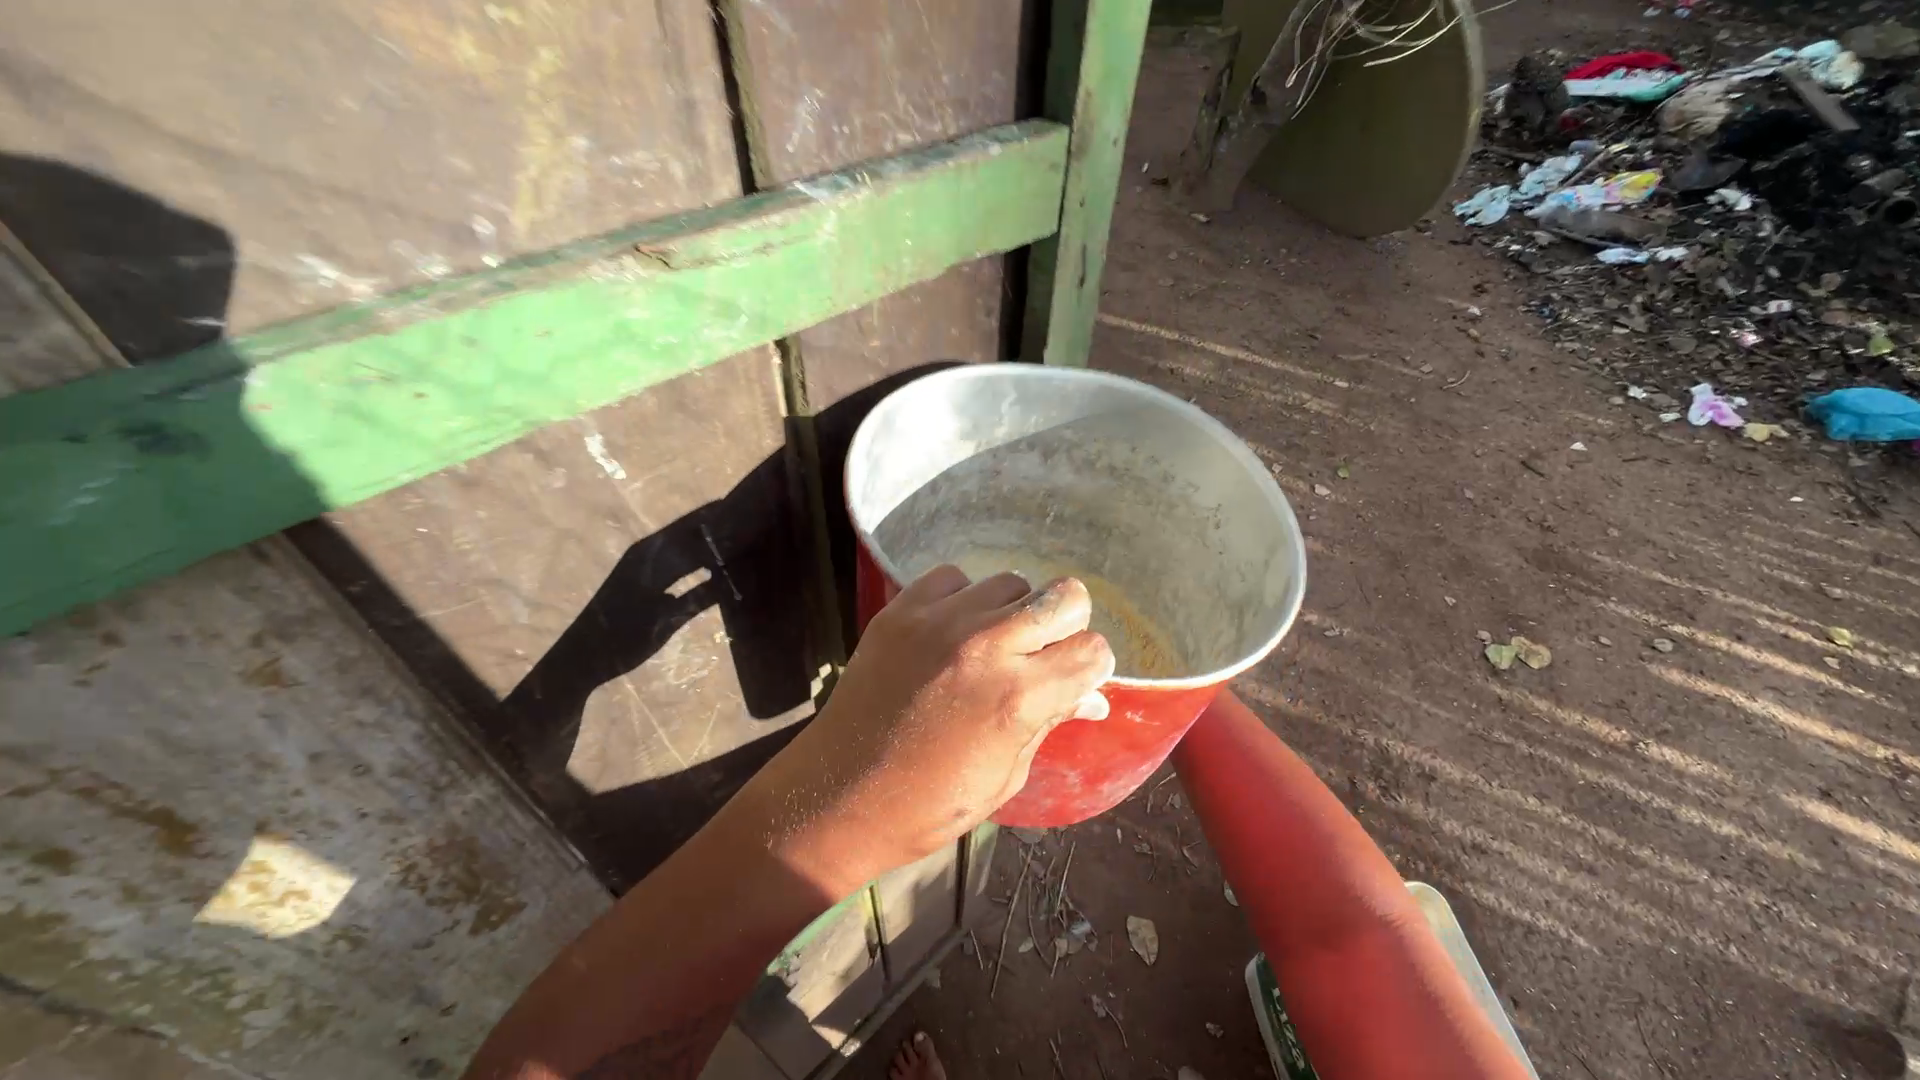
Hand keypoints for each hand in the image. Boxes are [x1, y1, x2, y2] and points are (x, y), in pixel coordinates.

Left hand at [751, 566, 1113, 891]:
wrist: (840, 794)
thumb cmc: (930, 803)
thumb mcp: (1006, 774)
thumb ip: (1049, 722)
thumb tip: (1091, 698)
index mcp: (1020, 696)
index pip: (1093, 650)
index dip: (1090, 668)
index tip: (1073, 680)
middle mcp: (986, 645)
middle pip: (1065, 596)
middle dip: (1066, 626)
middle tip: (1041, 654)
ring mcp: (940, 620)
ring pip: (1011, 581)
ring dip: (1013, 611)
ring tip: (991, 644)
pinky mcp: (901, 610)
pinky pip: (953, 578)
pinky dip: (962, 599)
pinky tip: (951, 631)